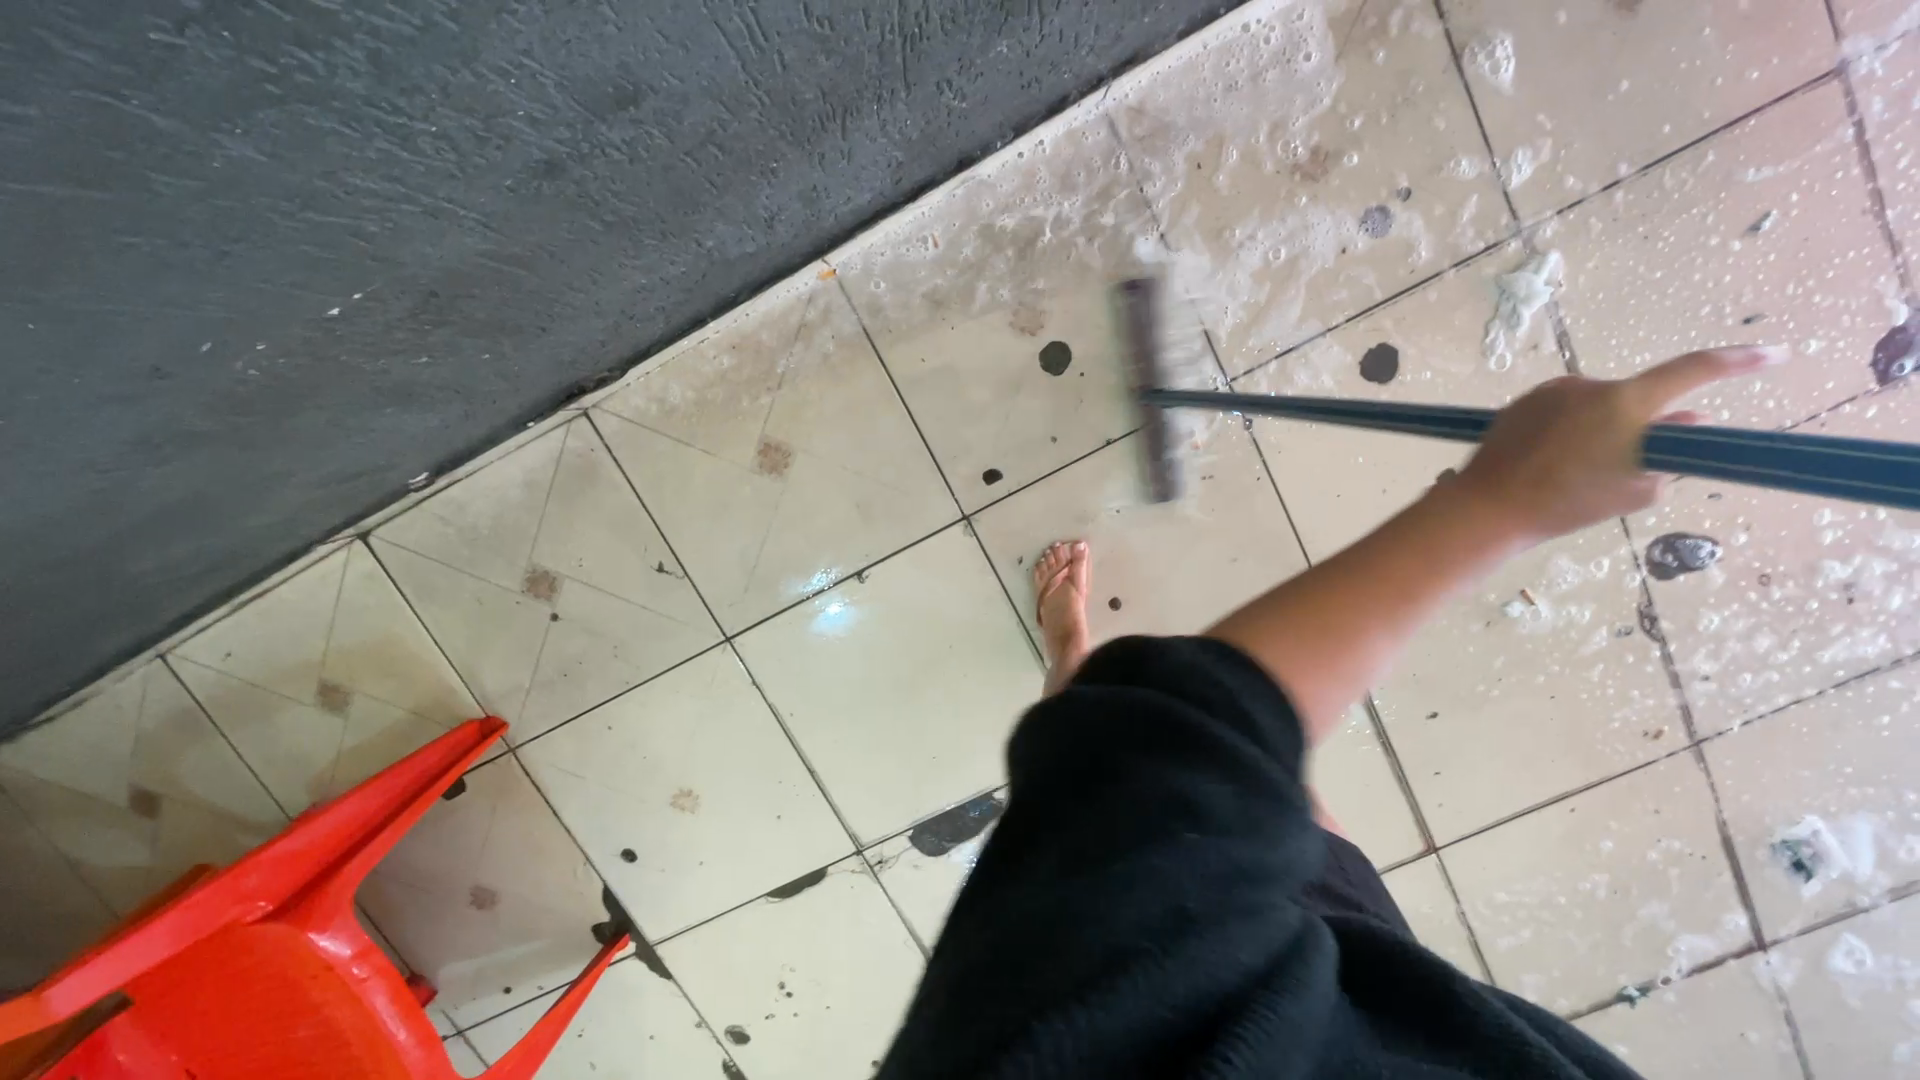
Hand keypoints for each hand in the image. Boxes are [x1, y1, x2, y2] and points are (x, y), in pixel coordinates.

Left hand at [1452, 346, 1785, 543]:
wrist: (1489, 505)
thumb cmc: (1567, 502)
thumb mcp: (1635, 487)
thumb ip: (1669, 450)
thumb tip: (1689, 424)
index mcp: (1625, 401)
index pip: (1694, 371)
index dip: (1738, 362)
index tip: (1773, 355)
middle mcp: (1587, 385)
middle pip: (1633, 398)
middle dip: (1639, 423)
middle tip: (1625, 462)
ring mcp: (1549, 392)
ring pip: (1595, 406)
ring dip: (1600, 428)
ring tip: (1575, 471)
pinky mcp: (1521, 404)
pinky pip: (1561, 411)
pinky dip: (1568, 430)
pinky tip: (1550, 461)